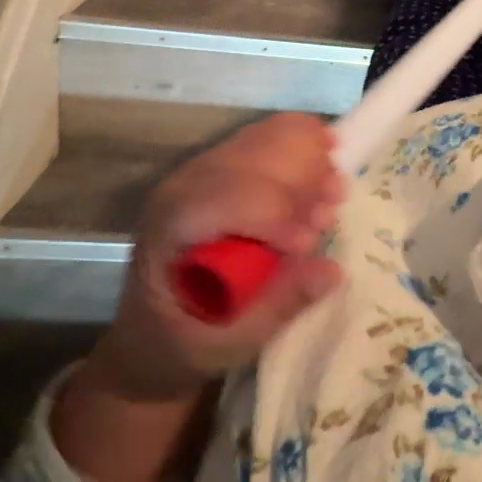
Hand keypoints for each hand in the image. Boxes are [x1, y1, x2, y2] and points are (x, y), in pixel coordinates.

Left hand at [51, 115, 344, 479]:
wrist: (148, 341)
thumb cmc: (182, 346)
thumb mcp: (229, 343)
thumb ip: (279, 305)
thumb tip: (332, 270)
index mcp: (173, 227)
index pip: (228, 198)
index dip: (276, 213)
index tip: (309, 244)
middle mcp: (183, 186)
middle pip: (253, 158)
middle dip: (302, 179)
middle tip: (331, 213)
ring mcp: (200, 170)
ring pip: (263, 139)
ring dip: (308, 158)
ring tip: (333, 193)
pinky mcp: (220, 165)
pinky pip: (265, 136)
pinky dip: (301, 141)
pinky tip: (328, 154)